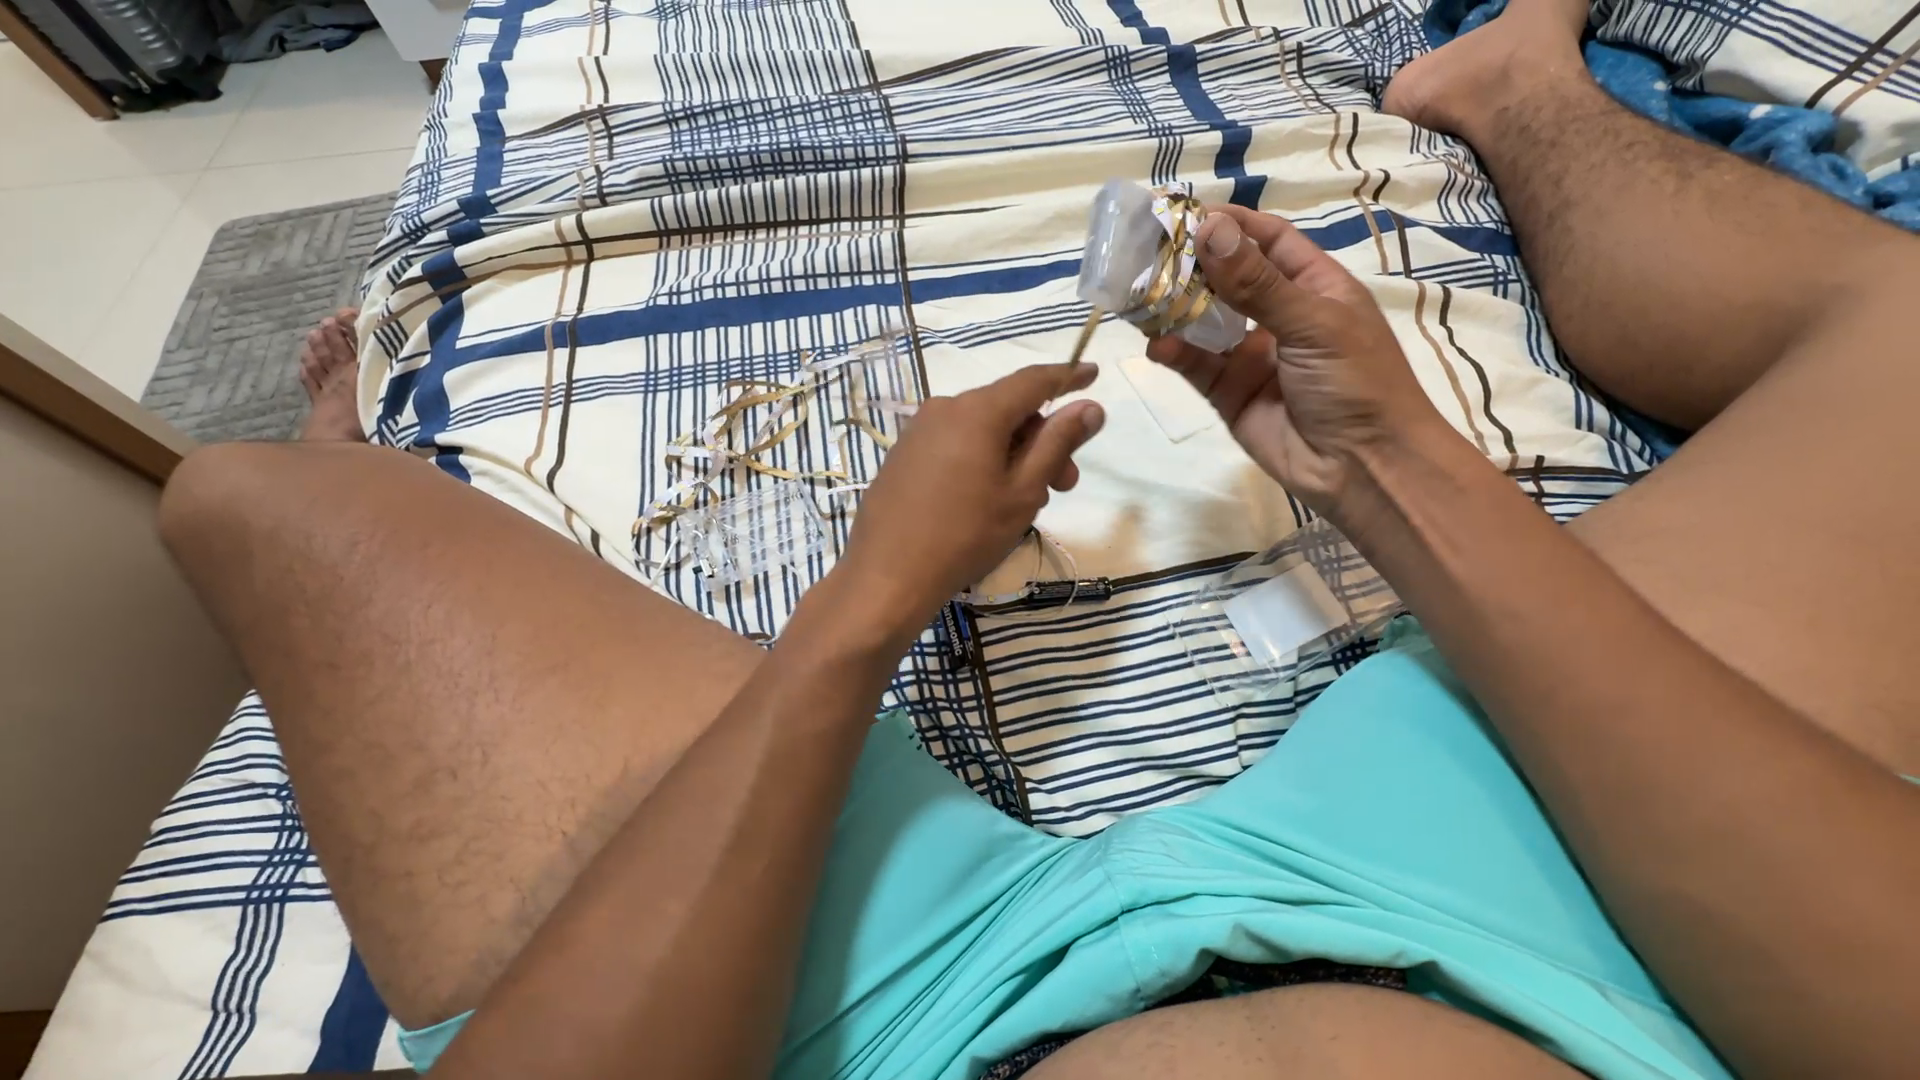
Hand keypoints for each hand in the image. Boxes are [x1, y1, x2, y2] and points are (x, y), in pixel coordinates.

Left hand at [838, 363, 1104, 637]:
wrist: (886, 576)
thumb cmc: (965, 535)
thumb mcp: (1023, 491)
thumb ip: (1058, 443)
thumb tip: (1089, 406)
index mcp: (977, 411)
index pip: (1033, 380)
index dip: (1068, 377)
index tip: (1093, 375)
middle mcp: (944, 409)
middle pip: (1007, 409)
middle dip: (1043, 440)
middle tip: (1064, 485)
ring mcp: (918, 432)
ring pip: (981, 430)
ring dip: (1013, 455)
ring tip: (1024, 503)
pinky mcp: (903, 456)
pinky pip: (955, 445)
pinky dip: (982, 461)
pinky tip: (986, 501)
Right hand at [1145, 204, 1447, 515]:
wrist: (1363, 467)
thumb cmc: (1357, 382)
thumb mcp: (1312, 323)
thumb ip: (1257, 282)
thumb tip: (1208, 230)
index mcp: (1314, 287)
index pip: (1267, 241)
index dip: (1229, 224)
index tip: (1184, 214)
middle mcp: (1279, 315)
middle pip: (1227, 278)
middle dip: (1190, 265)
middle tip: (1146, 252)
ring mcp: (1251, 355)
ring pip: (1204, 322)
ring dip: (1174, 308)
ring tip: (1139, 294)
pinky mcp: (1228, 393)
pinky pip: (1195, 366)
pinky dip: (1175, 354)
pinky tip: (1159, 346)